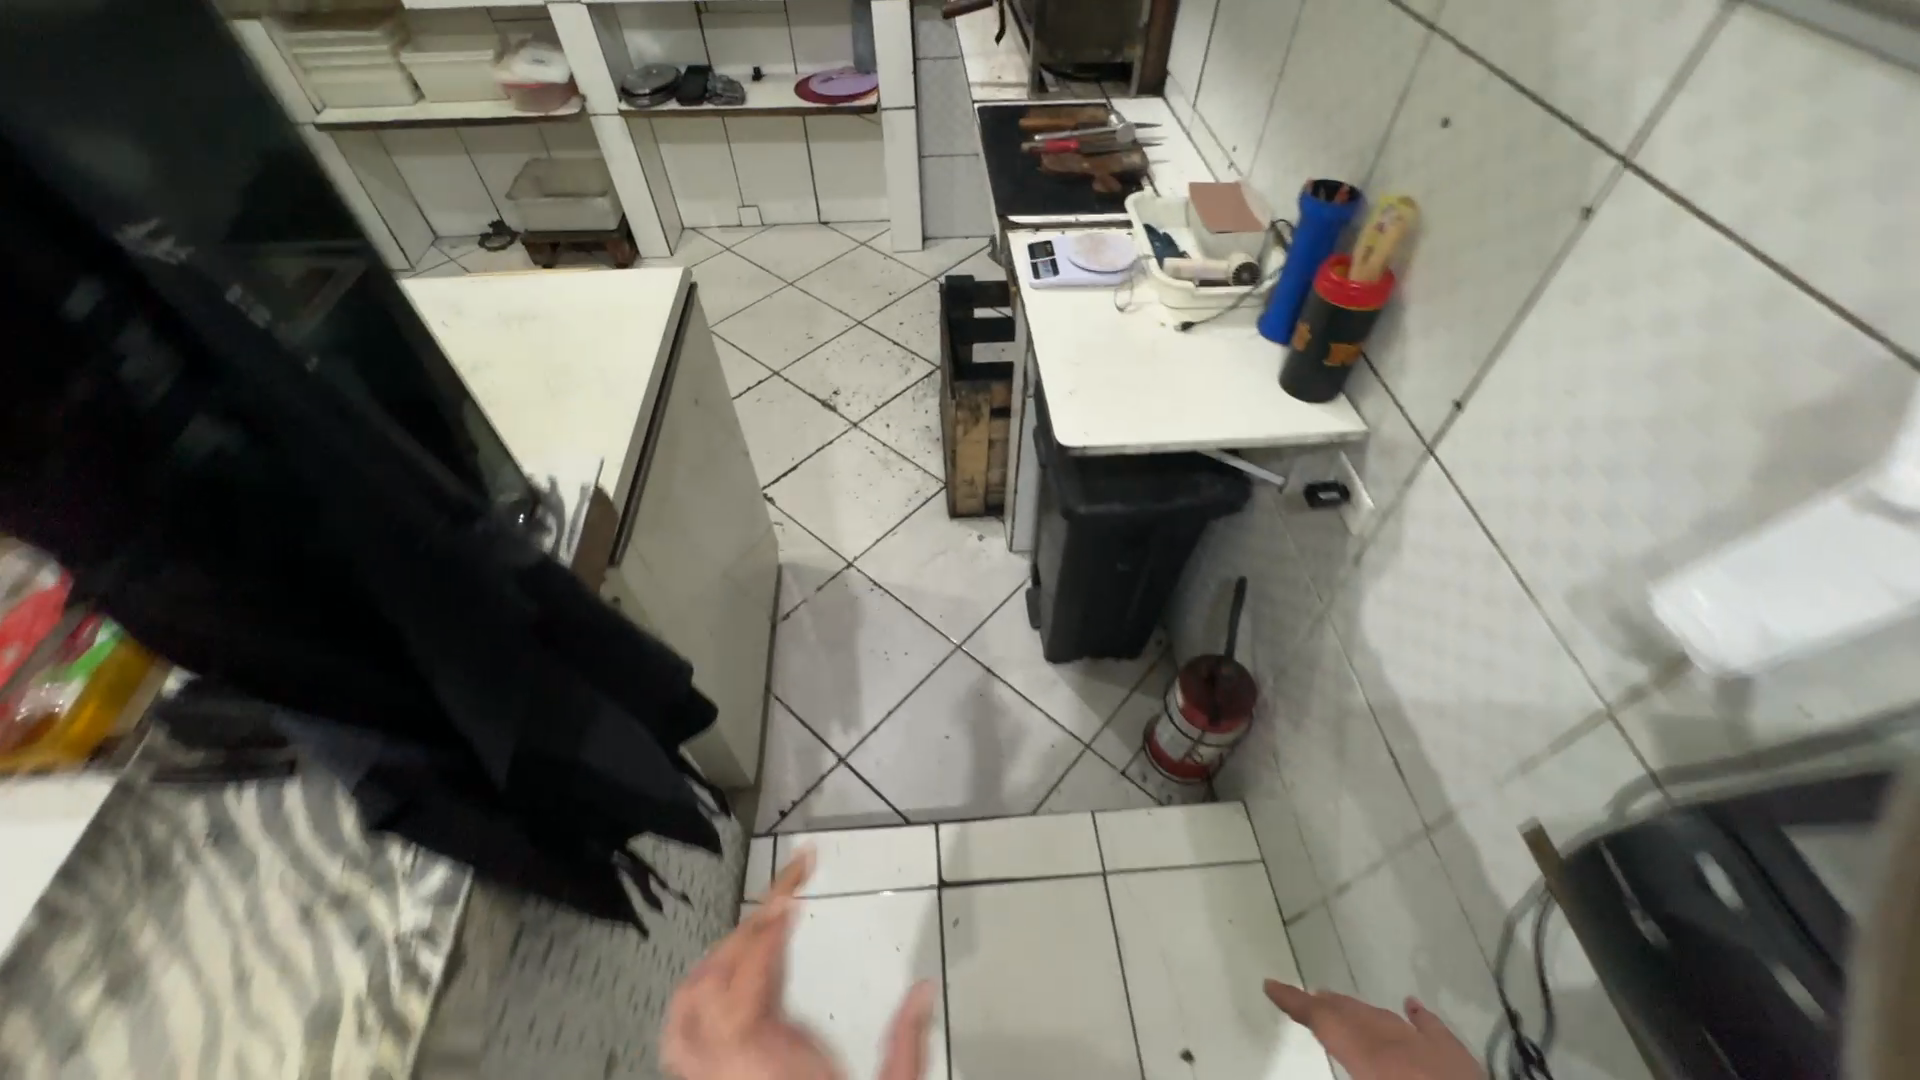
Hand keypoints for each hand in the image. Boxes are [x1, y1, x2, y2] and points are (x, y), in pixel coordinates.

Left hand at [663, 848, 937, 1079]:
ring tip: (762, 929)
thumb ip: (906, 1048)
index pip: (747, 989)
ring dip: (719, 958)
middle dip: (748, 932)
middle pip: (709, 988)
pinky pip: (682, 1037)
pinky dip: (700, 992)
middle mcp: (728, 1076)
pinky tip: (732, 977)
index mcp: (765, 1069)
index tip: (792, 897)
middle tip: (791, 896)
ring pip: (683, 1012)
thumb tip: (924, 988)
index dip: (763, 936)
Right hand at [1263, 980, 1480, 1079]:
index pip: (1326, 1022)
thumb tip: (1336, 1040)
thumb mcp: (1370, 1075)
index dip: (1296, 1003)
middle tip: (1304, 999)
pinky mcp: (1462, 1063)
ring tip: (1340, 1004)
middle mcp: (1399, 1047)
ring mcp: (1435, 1053)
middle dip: (1327, 1005)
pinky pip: (1434, 1031)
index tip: (1271, 985)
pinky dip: (1417, 1017)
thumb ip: (1355, 1069)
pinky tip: (1410, 1005)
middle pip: (1354, 1016)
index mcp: (1373, 1061)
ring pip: (1387, 1020)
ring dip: (1360, 1011)